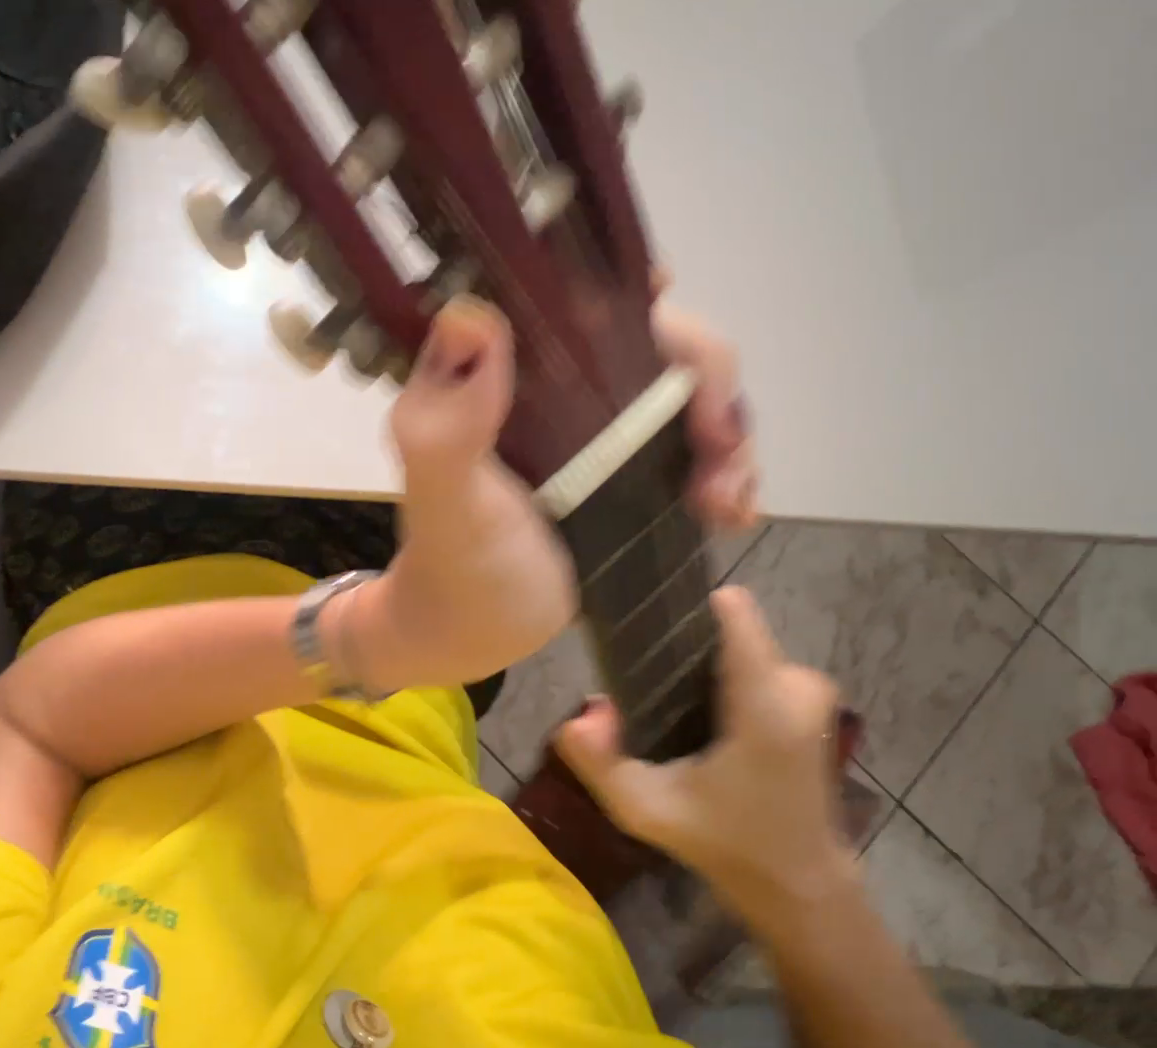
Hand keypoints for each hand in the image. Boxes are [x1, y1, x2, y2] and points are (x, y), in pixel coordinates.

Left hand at [350, 295, 761, 688]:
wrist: (479, 630)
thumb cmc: (454, 565)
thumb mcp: (445, 497)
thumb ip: (446, 423)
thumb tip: (470, 316)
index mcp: (501, 377)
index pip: (565, 300)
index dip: (621, 288)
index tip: (665, 301)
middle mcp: (554, 391)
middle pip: (654, 344)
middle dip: (705, 382)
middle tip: (717, 444)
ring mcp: (600, 432)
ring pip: (688, 397)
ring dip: (729, 437)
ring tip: (722, 502)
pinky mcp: (632, 474)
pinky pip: (698, 450)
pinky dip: (730, 473)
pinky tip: (732, 515)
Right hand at [553, 587, 854, 927]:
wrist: (798, 883)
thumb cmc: (722, 840)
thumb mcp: (643, 809)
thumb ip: (597, 760)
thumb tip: (584, 709)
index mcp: (764, 706)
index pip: (735, 616)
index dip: (684, 603)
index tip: (639, 609)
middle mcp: (796, 688)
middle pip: (725, 630)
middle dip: (680, 643)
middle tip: (637, 677)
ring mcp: (811, 695)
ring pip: (739, 647)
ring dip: (699, 662)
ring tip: (658, 693)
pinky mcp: (811, 704)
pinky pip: (756, 663)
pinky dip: (721, 674)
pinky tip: (692, 708)